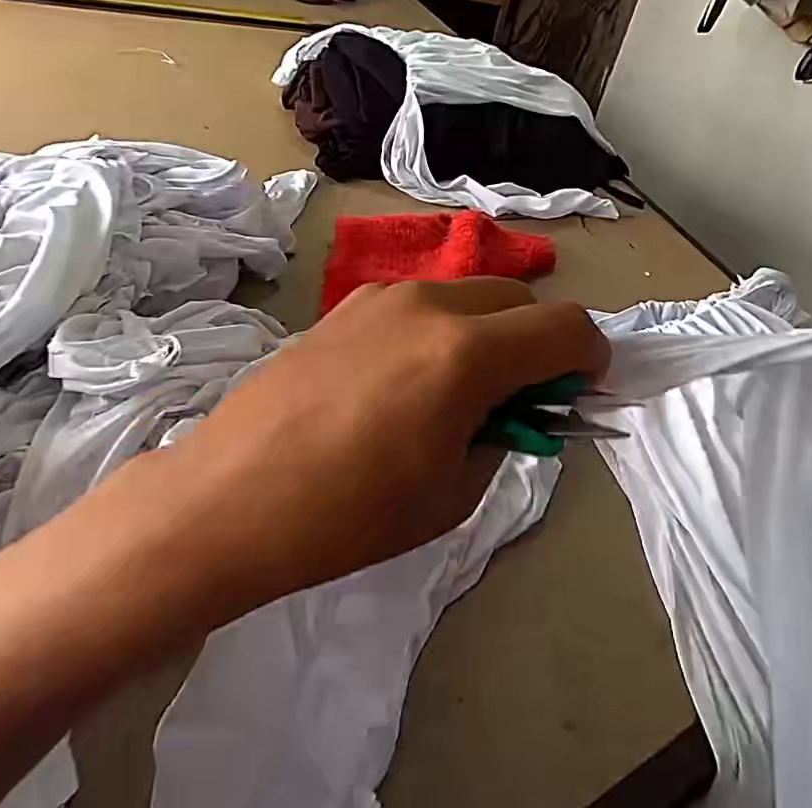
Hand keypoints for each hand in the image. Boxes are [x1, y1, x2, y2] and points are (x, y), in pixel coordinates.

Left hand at [162, 277, 610, 607]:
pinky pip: (426, 302)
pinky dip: (448, 328)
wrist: (219, 505)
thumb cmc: (347, 516)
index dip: (592, 354)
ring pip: (475, 294)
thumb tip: (516, 412)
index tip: (586, 385)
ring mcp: (385, 297)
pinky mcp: (349, 306)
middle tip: (527, 393)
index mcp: (468, 355)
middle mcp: (433, 306)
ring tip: (464, 387)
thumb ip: (505, 437)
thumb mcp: (454, 493)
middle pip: (524, 298)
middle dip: (543, 340)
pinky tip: (411, 378)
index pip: (566, 327)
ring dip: (496, 331)